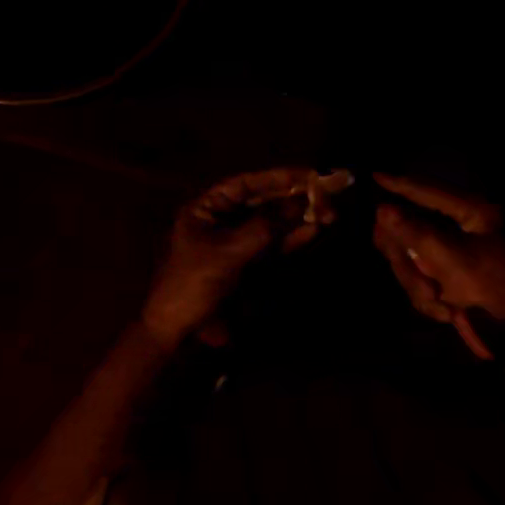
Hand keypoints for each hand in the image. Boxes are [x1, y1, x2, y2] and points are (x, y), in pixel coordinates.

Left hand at [141, 168, 324, 349]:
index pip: (245, 184)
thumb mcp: (228, 252)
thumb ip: (264, 227)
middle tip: (326, 196)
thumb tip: (299, 203)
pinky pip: (271, 247)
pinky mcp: (244, 266)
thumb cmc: (192, 283)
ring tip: (328, 214)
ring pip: (270, 225)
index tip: (307, 174)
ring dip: (297, 219)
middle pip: (261, 203)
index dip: (277, 177)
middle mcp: (220, 220)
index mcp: (206, 208)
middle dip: (293, 200)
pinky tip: (312, 232)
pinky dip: (291, 240)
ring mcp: (233, 244)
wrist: (175, 330)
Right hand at [372, 175, 504, 351]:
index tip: (375, 176)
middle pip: (409, 228)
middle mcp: (459, 225)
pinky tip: (446, 312)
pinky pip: (421, 274)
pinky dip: (427, 295)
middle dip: (409, 262)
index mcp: (469, 213)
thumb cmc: (497, 289)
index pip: (425, 190)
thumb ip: (416, 235)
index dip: (398, 184)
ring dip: (418, 284)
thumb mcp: (456, 264)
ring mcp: (454, 247)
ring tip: (442, 308)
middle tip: (424, 288)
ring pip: (411, 255)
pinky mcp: (452, 268)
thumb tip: (382, 210)